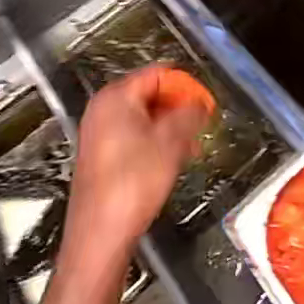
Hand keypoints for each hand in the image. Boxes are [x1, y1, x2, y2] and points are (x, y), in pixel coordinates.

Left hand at [64, 65, 214, 258]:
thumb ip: (190, 114)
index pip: (158, 74)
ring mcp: (99, 132)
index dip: (186, 85)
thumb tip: (199, 103)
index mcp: (116, 98)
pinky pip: (134, 134)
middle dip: (179, 107)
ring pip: (144, 116)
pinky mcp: (102, 153)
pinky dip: (155, 140)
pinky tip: (172, 159)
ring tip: (190, 144)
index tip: (204, 101)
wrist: (102, 230)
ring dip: (170, 126)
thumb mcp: (173, 142)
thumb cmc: (131, 185)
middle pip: (150, 93)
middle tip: (200, 123)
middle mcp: (102, 110)